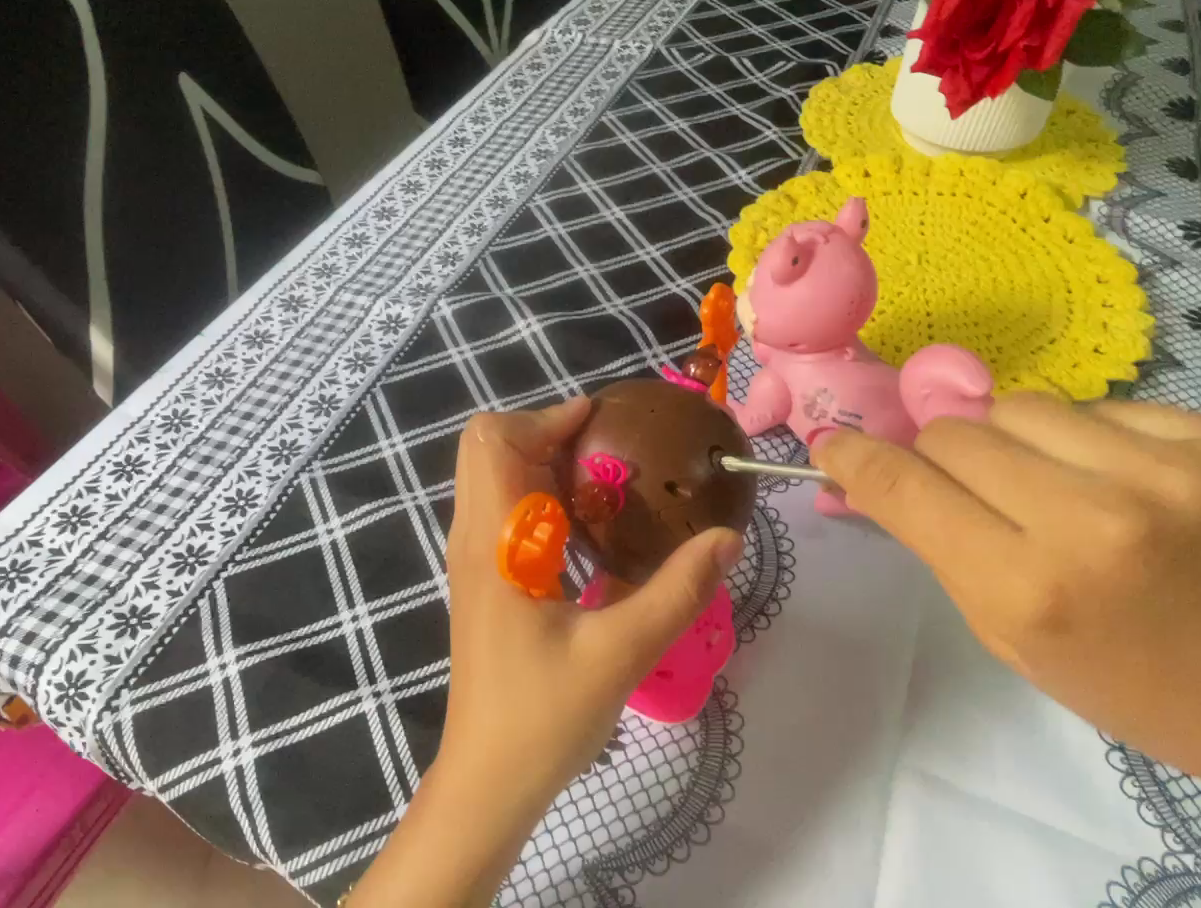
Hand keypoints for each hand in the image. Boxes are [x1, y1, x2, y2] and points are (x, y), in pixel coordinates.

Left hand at [349, 397, 742, 906]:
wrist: (489, 782)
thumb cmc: (543, 718)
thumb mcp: (621, 653)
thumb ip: (677, 591)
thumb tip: (727, 537)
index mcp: (494, 542)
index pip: (491, 440)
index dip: (544, 418)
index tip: (602, 426)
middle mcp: (474, 538)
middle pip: (490, 448)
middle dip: (547, 435)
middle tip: (612, 455)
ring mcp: (474, 560)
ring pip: (496, 479)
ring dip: (545, 466)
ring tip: (610, 485)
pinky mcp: (485, 581)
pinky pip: (504, 512)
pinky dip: (541, 499)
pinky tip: (590, 532)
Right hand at [812, 393, 1200, 802]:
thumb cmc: (1126, 683)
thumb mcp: (1005, 633)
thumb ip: (932, 542)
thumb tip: (858, 470)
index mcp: (1030, 587)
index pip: (904, 486)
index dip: (856, 457)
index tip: (834, 444)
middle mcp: (1097, 520)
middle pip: (957, 432)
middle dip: (943, 456)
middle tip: (974, 489)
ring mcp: (1176, 474)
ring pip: (1025, 405)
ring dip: (1016, 441)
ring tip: (1058, 485)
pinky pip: (1108, 407)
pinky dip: (1094, 439)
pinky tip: (1131, 483)